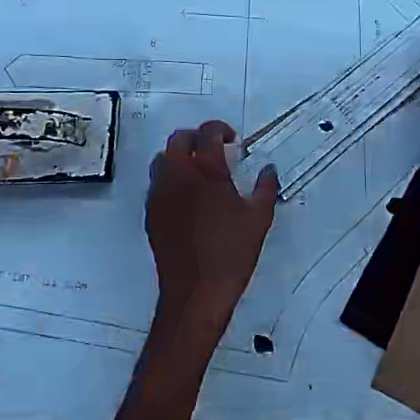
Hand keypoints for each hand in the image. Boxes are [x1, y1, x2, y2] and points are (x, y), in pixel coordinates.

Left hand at [146, 121, 278, 335]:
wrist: (196, 290)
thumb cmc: (230, 254)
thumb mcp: (258, 218)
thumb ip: (265, 188)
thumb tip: (268, 171)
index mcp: (206, 170)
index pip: (208, 133)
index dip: (220, 129)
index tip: (230, 139)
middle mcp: (178, 174)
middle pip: (180, 139)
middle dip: (197, 138)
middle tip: (214, 149)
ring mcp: (160, 192)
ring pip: (164, 158)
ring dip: (180, 156)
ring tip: (198, 170)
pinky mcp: (151, 211)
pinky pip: (157, 182)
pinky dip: (170, 178)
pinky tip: (186, 195)